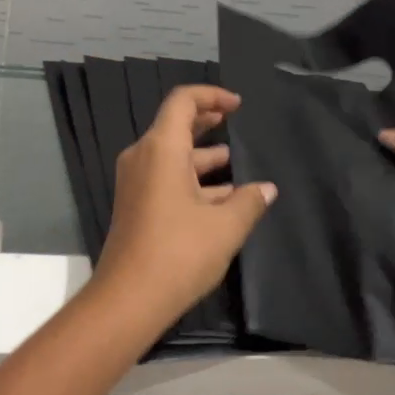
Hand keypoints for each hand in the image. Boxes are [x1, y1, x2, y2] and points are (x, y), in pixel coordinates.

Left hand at [91, 86, 277, 327]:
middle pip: (175, 125)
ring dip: (203, 156)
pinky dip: (193, 179)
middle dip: (207, 121)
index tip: (237, 105)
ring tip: (238, 163)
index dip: (211, 96)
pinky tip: (222, 198)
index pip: (182, 102)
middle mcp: (143, 156)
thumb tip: (265, 189)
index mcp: (161, 148)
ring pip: (173, 156)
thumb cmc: (178, 253)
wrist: (128, 299)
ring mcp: (136, 182)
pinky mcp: (136, 204)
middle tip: (235, 121)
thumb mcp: (225, 227)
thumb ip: (248, 202)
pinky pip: (166, 177)